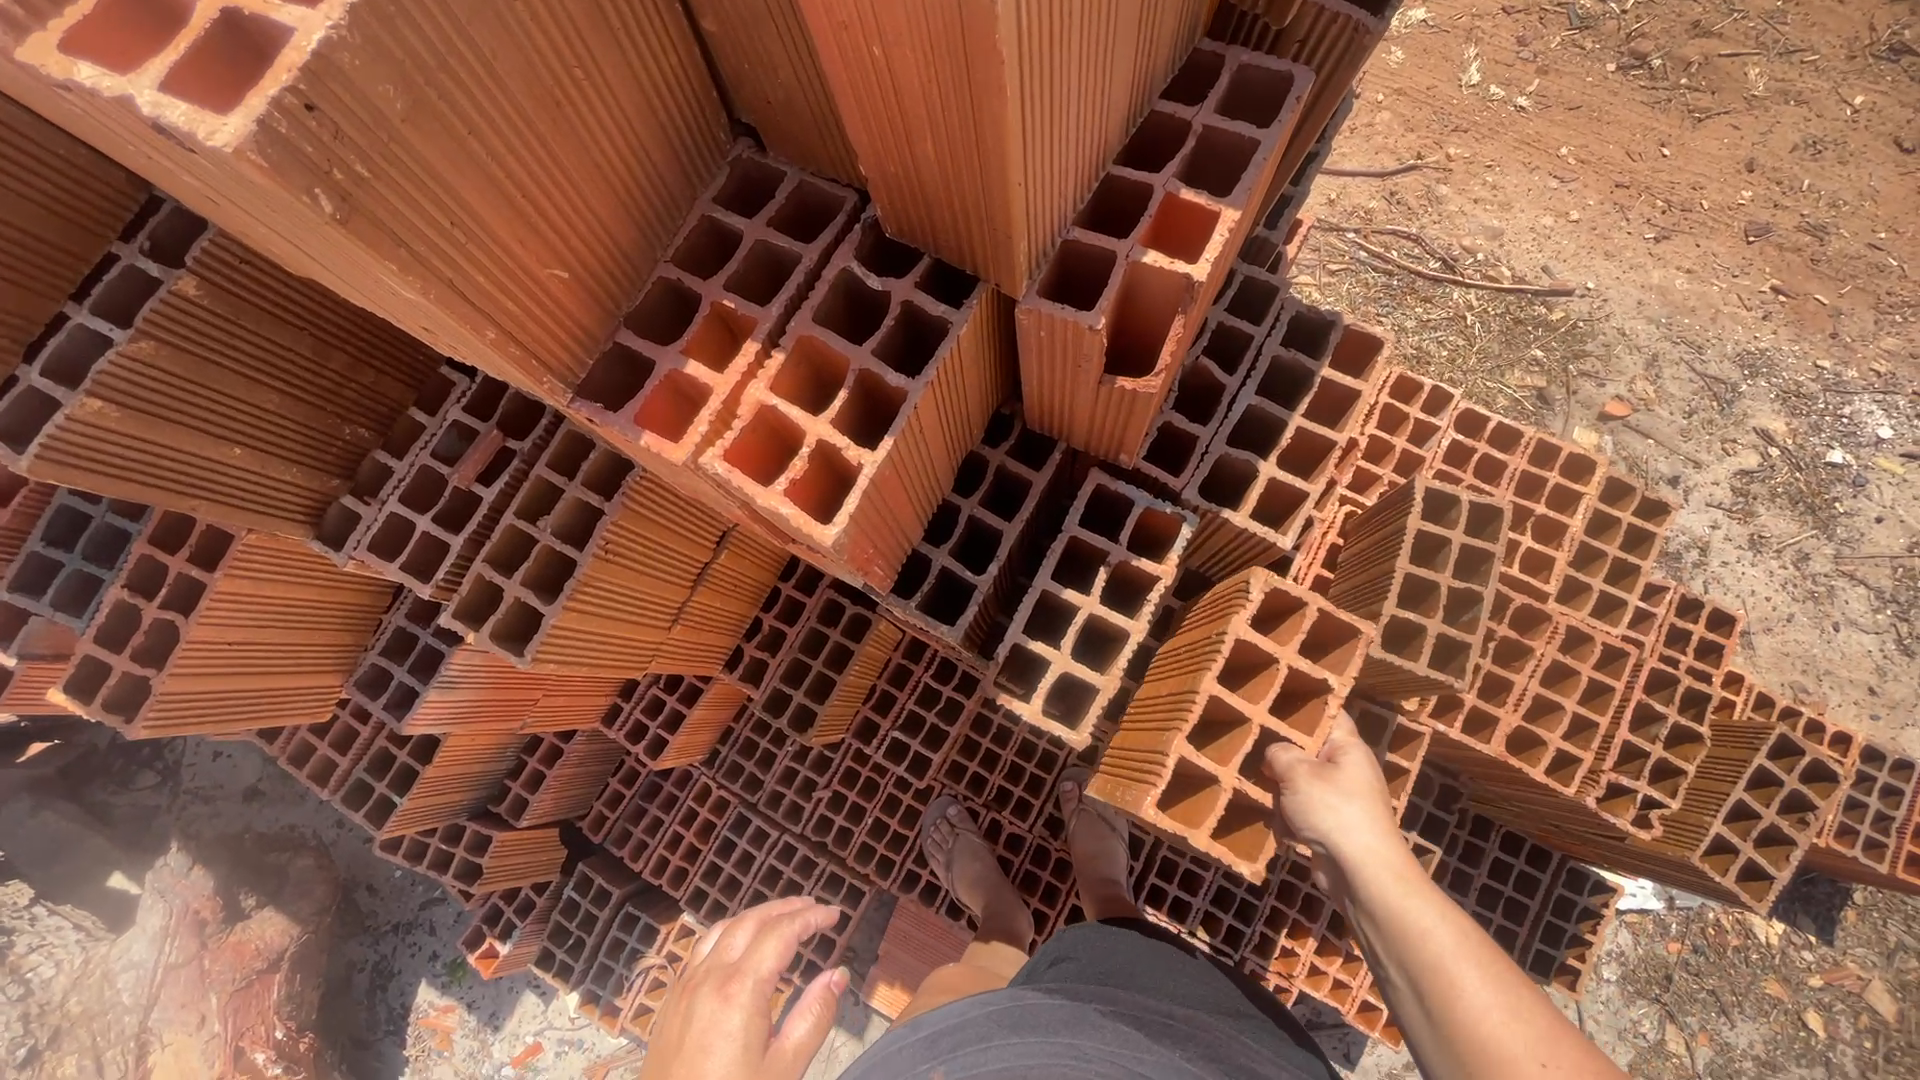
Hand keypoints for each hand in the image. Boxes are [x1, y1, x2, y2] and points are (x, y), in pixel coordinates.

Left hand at [638, 897, 850, 1079]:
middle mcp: (710, 976)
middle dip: (785, 909)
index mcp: (740, 989)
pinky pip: (701, 949)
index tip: (835, 914)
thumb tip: (838, 974)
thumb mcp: (784, 1071)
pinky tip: (739, 949)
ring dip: (756, 917)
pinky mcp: (671, 1003)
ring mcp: (685, 987)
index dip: (811, 918)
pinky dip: (728, 933)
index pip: (781, 933)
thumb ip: (814, 1017)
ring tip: (781, 920)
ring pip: (722, 929)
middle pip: (750, 921)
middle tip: (814, 908)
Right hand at [1263, 705, 1407, 903]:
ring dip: (1283, 799)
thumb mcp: (1296, 772)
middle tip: (1264, 766)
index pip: (1329, 713)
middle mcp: (1348, 770)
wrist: (1361, 872)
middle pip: (1307, 753)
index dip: (1305, 706)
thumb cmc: (1333, 810)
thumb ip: (1278, 753)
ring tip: (1276, 807)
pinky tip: (1287, 833)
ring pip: (1300, 785)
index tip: (1275, 705)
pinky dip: (1292, 822)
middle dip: (1282, 764)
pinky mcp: (1334, 826)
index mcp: (1347, 748)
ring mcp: (1342, 800)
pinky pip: (1304, 813)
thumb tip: (1274, 756)